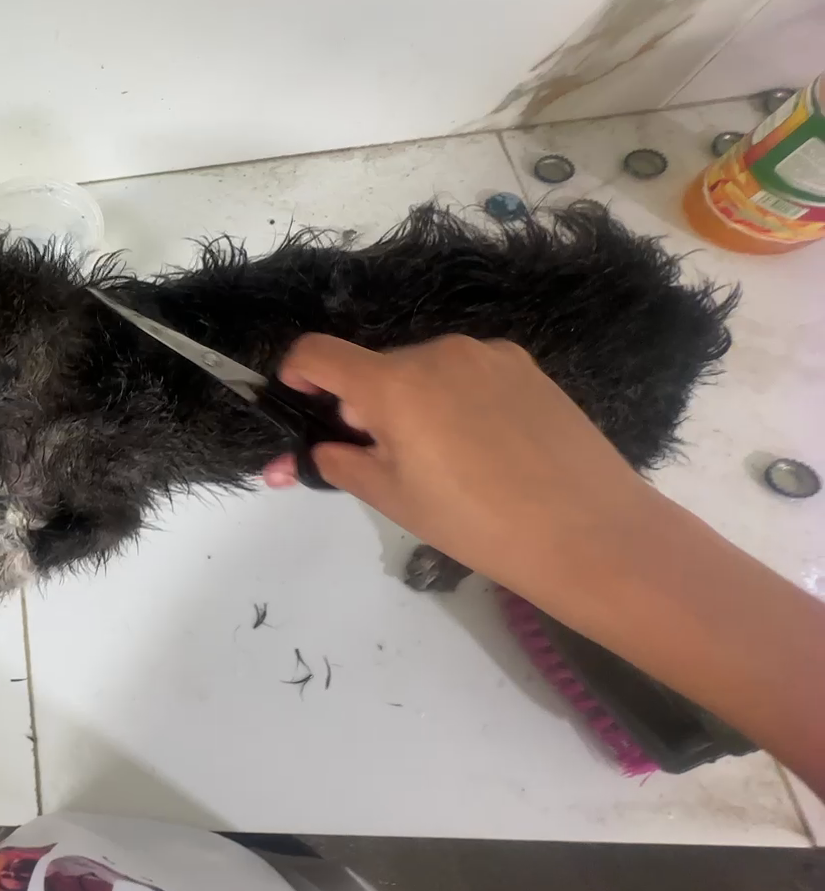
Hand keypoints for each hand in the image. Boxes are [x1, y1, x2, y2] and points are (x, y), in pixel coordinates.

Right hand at [261, 333, 665, 586]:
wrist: (596, 537)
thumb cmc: (474, 521)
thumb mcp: (385, 495)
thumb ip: (331, 462)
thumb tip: (303, 454)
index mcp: (392, 384)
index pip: (315, 353)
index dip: (294, 374)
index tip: (302, 405)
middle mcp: (436, 354)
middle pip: (369, 368)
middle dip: (360, 406)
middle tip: (383, 458)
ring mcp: (486, 356)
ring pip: (415, 371)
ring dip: (405, 402)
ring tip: (438, 456)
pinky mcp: (525, 368)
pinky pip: (460, 373)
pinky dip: (448, 399)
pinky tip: (479, 445)